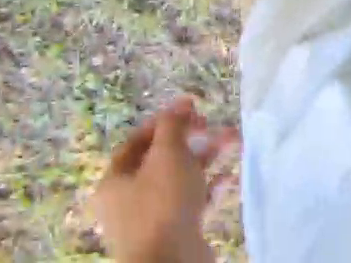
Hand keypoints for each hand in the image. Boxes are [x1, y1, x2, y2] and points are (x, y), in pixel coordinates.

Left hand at [92, 96, 237, 262]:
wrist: (169, 261)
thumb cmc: (162, 203)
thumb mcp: (167, 156)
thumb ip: (172, 126)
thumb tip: (179, 104)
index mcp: (116, 180)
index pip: (137, 141)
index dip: (164, 120)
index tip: (194, 105)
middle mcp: (128, 197)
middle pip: (162, 157)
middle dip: (193, 137)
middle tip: (215, 125)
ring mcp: (152, 215)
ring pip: (182, 176)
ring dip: (208, 157)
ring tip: (235, 143)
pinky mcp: (174, 228)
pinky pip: (194, 198)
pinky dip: (211, 185)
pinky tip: (229, 178)